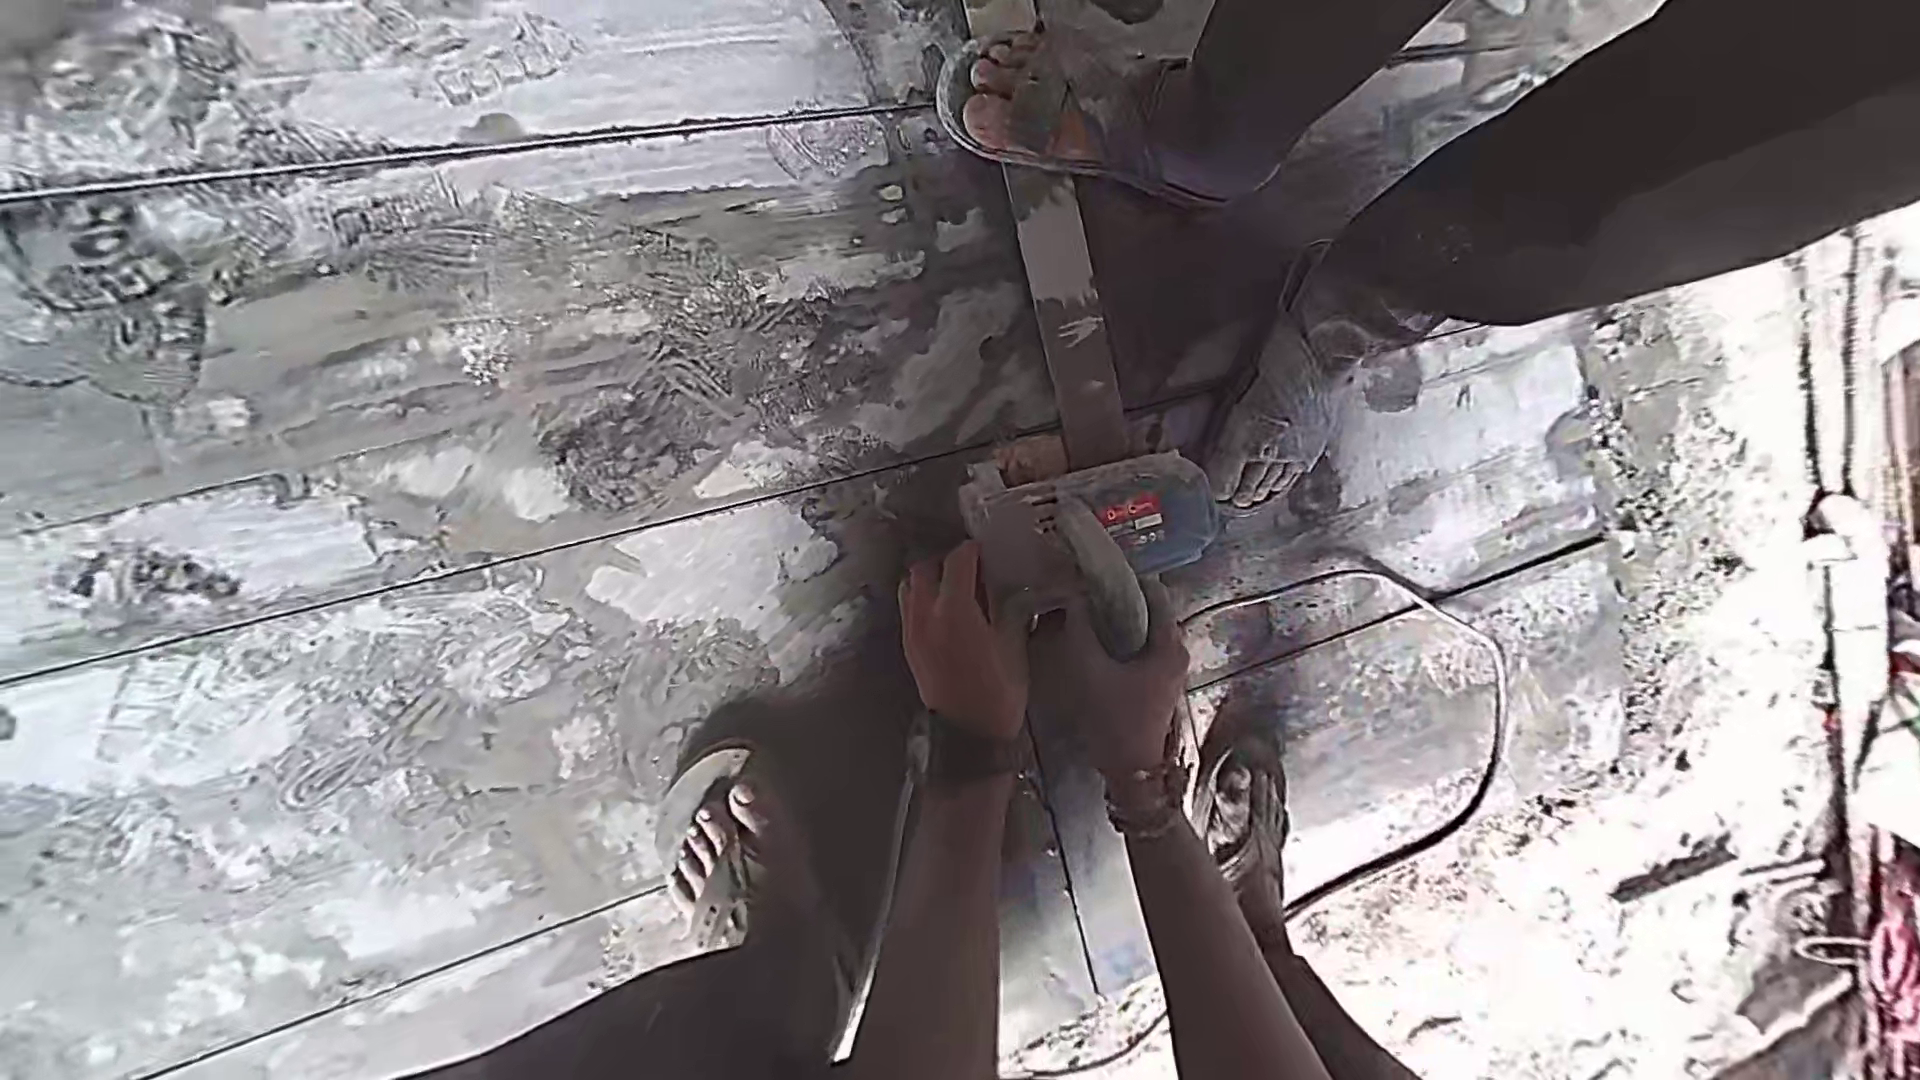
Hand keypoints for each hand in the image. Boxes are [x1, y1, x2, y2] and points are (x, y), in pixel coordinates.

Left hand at [899, 541, 1029, 739]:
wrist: (968, 736)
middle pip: (924, 568)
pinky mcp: (907, 646)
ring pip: (909, 586)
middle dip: (946, 561)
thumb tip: (1009, 588)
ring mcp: (911, 630)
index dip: (972, 551)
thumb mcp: (1013, 646)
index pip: (957, 561)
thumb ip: (1009, 609)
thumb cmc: (998, 692)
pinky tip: (944, 612)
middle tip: (969, 568)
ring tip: (953, 588)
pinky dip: (922, 599)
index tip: (985, 551)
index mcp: (955, 610)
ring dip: (928, 579)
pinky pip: (908, 607)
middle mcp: (926, 614)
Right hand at [1032, 578, 1188, 777]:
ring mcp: (1169, 667)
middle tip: (1086, 586)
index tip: (1097, 569)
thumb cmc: (1114, 719)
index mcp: (1168, 645)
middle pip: (1150, 608)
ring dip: (1119, 615)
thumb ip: (1080, 628)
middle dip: (1119, 594)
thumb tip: (1074, 594)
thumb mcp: (1089, 669)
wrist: (1131, 772)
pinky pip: (1141, 643)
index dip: (1126, 575)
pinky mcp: (1158, 679)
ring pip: (1144, 626)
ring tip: (1087, 607)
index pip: (1155, 592)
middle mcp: (1175, 651)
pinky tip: (1096, 634)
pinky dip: (1122, 633)